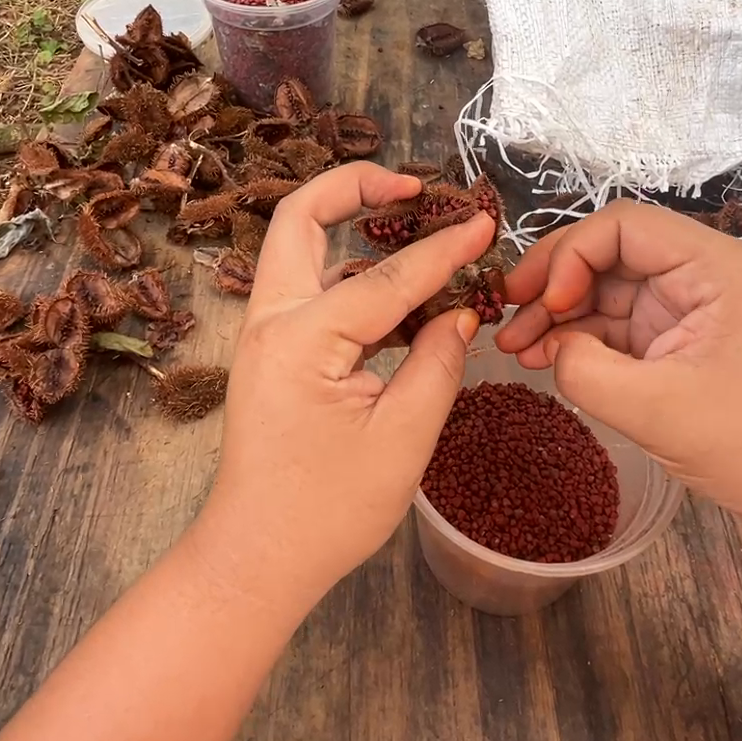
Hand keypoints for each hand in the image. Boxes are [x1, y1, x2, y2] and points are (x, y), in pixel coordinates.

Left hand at [193, 162, 497, 599]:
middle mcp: (271, 322)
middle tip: (410, 183)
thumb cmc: (326, 512)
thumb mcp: (401, 441)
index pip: (386, 278)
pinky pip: (313, 292)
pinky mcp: (274, 353)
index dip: (443, 251)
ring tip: (416, 231)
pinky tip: (400, 297)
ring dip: (353, 230)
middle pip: (299, 219)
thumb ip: (436, 366)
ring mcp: (265, 335)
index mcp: (301, 339)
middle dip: (353, 187)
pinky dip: (353, 279)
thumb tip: (461, 314)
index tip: (484, 225)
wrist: (257, 557)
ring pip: (301, 250)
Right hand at [493, 200, 741, 533]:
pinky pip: (620, 327)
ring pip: (608, 292)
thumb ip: (586, 371)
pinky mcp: (682, 342)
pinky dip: (581, 342)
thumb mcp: (659, 410)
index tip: (545, 306)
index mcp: (715, 266)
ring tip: (514, 348)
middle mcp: (703, 275)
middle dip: (553, 284)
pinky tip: (545, 361)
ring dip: (559, 317)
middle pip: (610, 254)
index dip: (571, 257)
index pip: (623, 226)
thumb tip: (551, 348)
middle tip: (504, 314)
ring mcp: (691, 310)